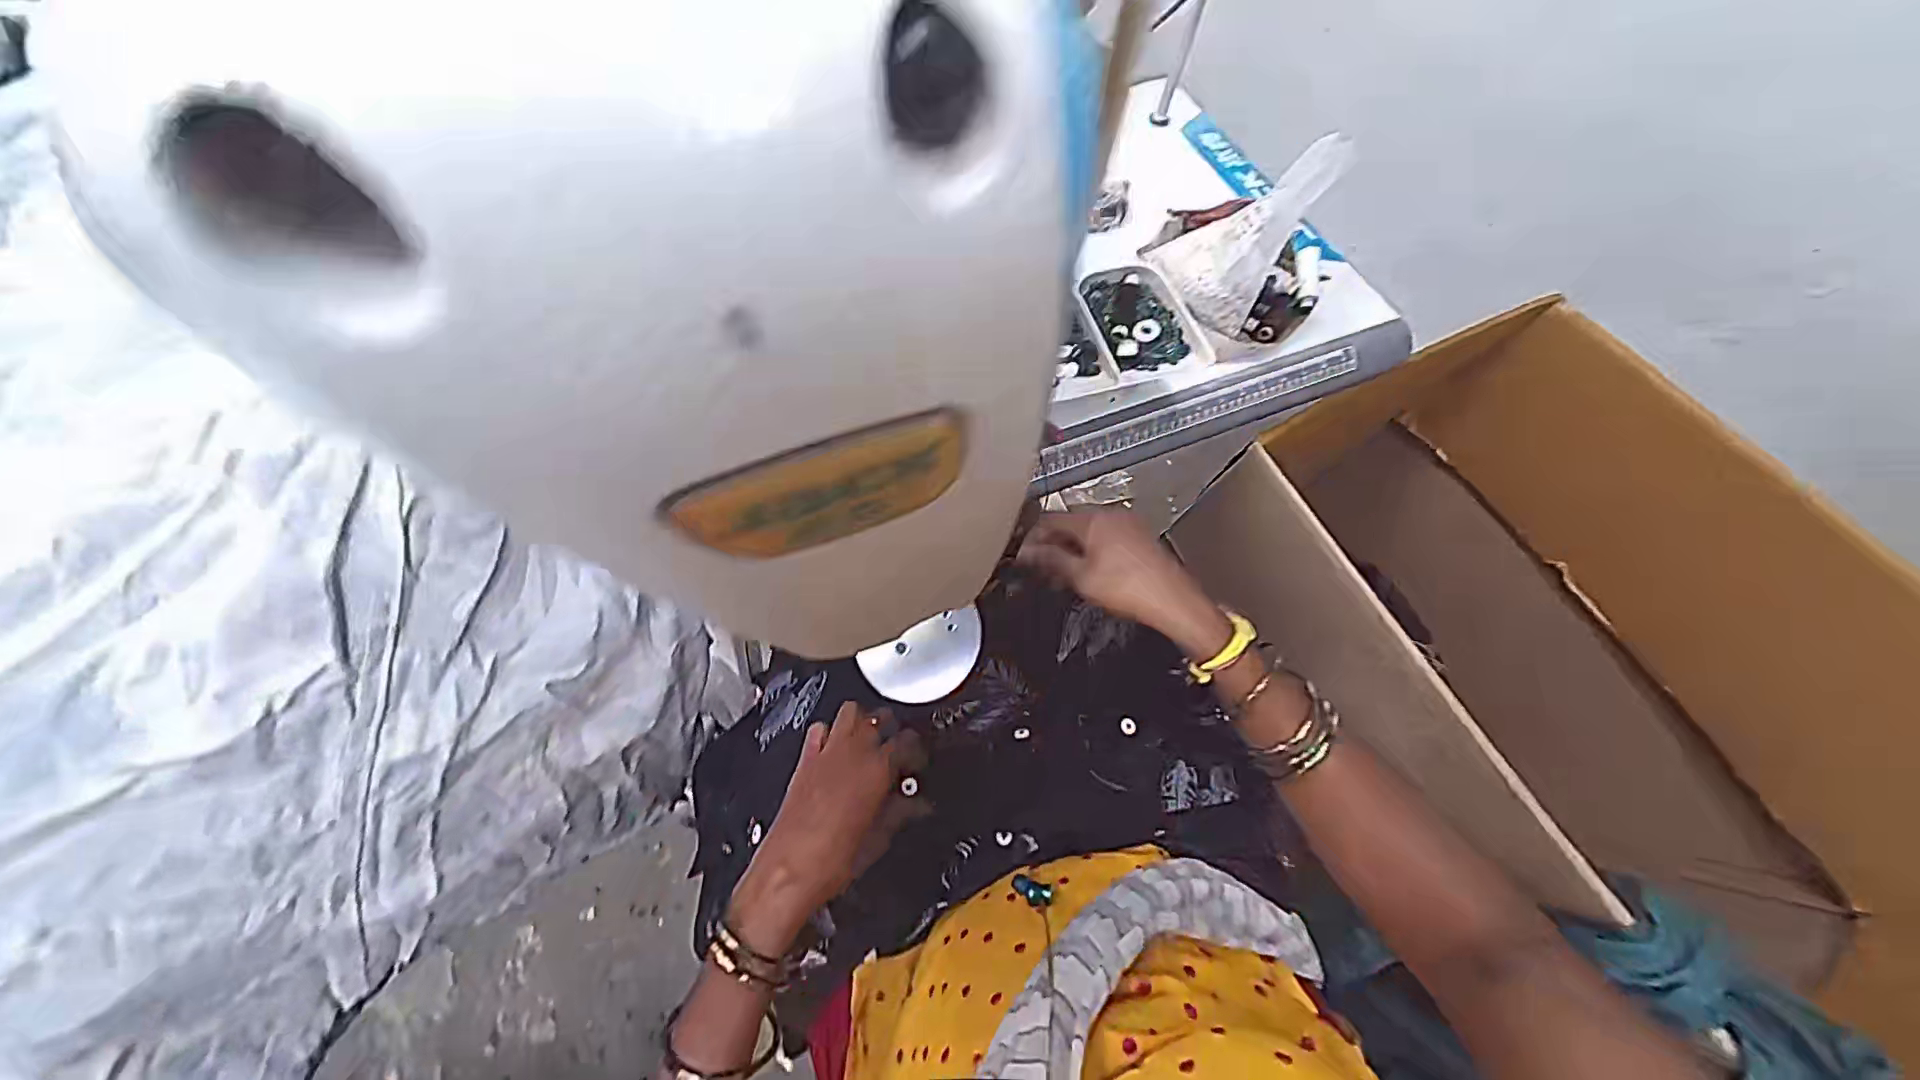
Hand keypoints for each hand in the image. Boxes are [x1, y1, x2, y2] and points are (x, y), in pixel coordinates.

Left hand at [728, 702, 923, 950]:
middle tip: (896, 746)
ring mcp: (826, 753)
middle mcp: (852, 753)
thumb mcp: (879, 838)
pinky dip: (829, 732)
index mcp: (878, 769)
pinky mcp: (804, 760)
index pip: (907, 741)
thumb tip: (914, 805)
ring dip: (862, 721)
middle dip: (892, 727)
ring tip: (869, 739)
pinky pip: (819, 729)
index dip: (916, 748)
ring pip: (850, 712)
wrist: (788, 872)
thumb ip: (900, 812)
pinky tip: (834, 749)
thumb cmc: (831, 861)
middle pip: (879, 717)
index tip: (917, 760)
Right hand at [1016, 508, 1231, 657]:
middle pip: (1071, 522)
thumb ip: (1051, 559)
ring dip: (1073, 547)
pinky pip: (1107, 537)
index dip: (1033, 536)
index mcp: (1094, 519)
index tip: (1024, 553)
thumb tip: (1029, 551)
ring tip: (1064, 572)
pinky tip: (1089, 571)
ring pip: (1090, 530)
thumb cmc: (1129, 589)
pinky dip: (1093, 550)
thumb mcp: (1080, 577)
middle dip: (1053, 542)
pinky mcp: (1140, 537)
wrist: (1172, 601)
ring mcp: (1129, 524)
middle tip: (1041, 565)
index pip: (1051, 519)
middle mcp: (1112, 514)